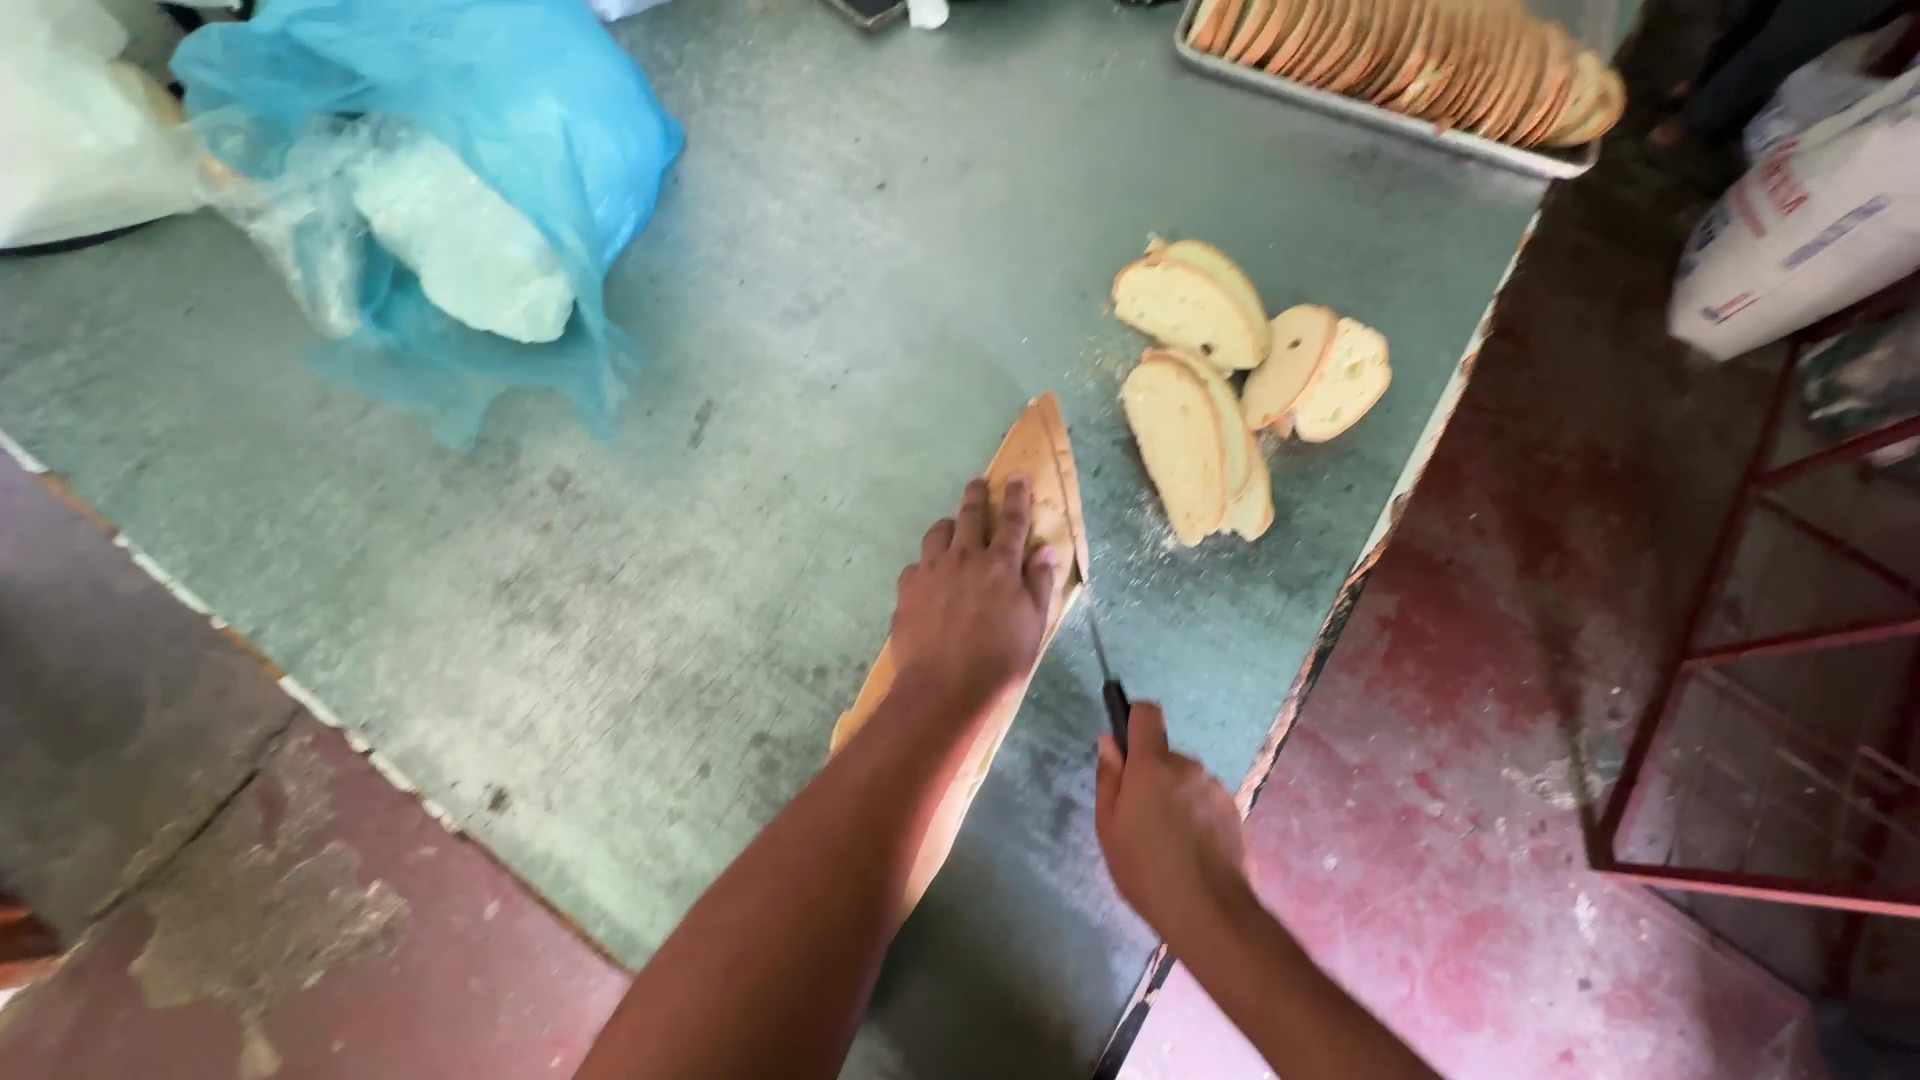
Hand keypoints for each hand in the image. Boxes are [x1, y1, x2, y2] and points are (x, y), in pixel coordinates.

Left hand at [889, 475, 1056, 719]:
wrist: (944, 688)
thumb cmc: (999, 662)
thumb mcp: (1033, 625)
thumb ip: (1038, 583)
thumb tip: (1044, 550)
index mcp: (1000, 566)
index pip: (1012, 521)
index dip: (1017, 497)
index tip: (1017, 477)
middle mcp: (964, 559)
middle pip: (970, 515)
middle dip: (977, 495)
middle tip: (978, 483)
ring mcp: (931, 572)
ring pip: (938, 533)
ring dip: (949, 527)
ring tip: (953, 530)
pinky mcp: (907, 590)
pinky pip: (917, 566)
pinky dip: (927, 566)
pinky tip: (930, 579)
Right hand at [1095, 704, 1252, 942]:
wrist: (1211, 913)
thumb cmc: (1146, 870)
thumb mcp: (1109, 828)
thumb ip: (1109, 779)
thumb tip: (1110, 743)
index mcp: (1153, 765)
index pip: (1146, 714)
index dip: (1133, 721)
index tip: (1125, 750)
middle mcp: (1188, 767)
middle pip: (1163, 756)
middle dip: (1151, 777)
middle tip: (1140, 820)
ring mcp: (1215, 789)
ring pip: (1185, 781)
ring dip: (1174, 798)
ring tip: (1168, 843)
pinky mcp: (1234, 812)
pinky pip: (1204, 802)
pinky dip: (1195, 817)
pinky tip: (1191, 852)